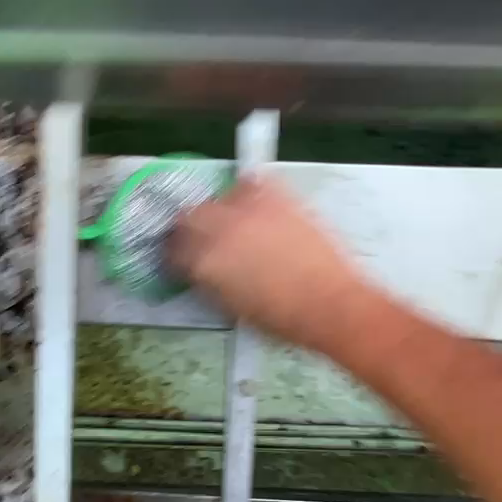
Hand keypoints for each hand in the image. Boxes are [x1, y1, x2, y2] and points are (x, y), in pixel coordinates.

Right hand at [171, 177, 373, 351]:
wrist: (328, 303)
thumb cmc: (280, 318)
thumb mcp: (230, 307)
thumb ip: (207, 283)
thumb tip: (199, 271)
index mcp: (204, 263)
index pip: (173, 250)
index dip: (174, 256)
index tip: (180, 260)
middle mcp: (219, 230)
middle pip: (187, 218)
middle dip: (188, 230)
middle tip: (198, 242)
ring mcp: (248, 210)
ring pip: (215, 198)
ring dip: (215, 210)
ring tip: (227, 224)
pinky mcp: (276, 198)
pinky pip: (249, 183)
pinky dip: (245, 191)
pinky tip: (252, 207)